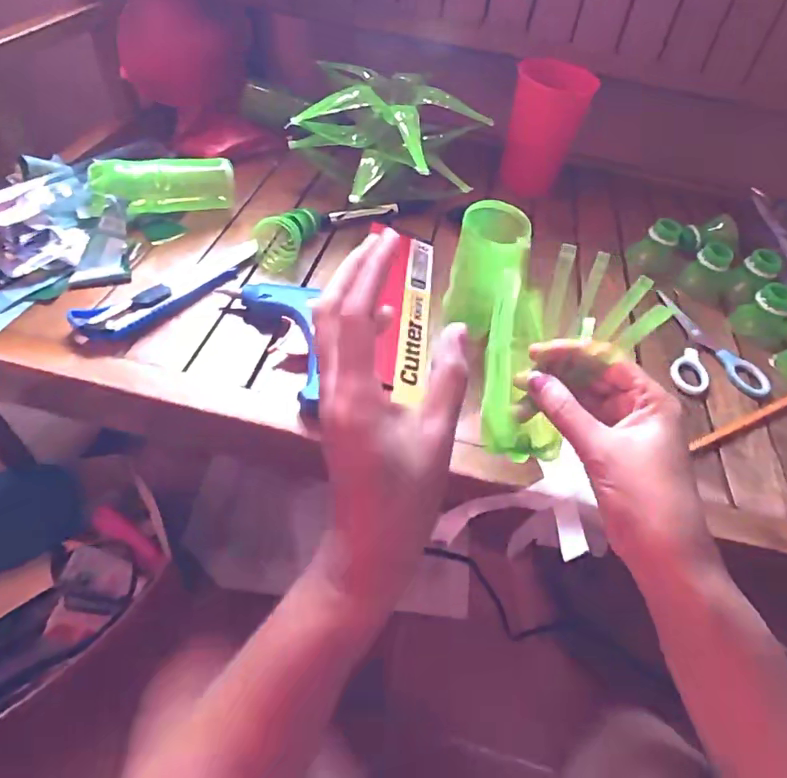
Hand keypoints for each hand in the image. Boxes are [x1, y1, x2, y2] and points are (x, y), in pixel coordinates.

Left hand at [309, 229, 470, 610]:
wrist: (366, 545)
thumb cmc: (405, 500)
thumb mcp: (436, 438)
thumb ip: (448, 380)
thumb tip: (459, 328)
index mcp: (354, 391)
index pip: (353, 314)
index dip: (370, 272)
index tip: (390, 241)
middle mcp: (331, 384)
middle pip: (330, 311)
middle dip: (353, 271)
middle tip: (382, 241)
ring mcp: (327, 394)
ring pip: (329, 328)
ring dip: (352, 293)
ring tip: (382, 268)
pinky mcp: (333, 404)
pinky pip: (338, 350)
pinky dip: (357, 325)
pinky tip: (383, 322)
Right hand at [525, 344, 716, 575]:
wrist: (666, 556)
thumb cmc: (643, 496)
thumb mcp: (600, 449)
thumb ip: (564, 409)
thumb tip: (531, 377)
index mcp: (650, 399)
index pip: (606, 360)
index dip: (569, 352)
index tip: (533, 353)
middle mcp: (640, 407)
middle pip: (594, 377)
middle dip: (557, 375)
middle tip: (520, 377)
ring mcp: (625, 428)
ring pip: (584, 399)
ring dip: (553, 396)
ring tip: (520, 399)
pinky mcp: (612, 449)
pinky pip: (582, 420)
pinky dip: (559, 416)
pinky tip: (533, 414)